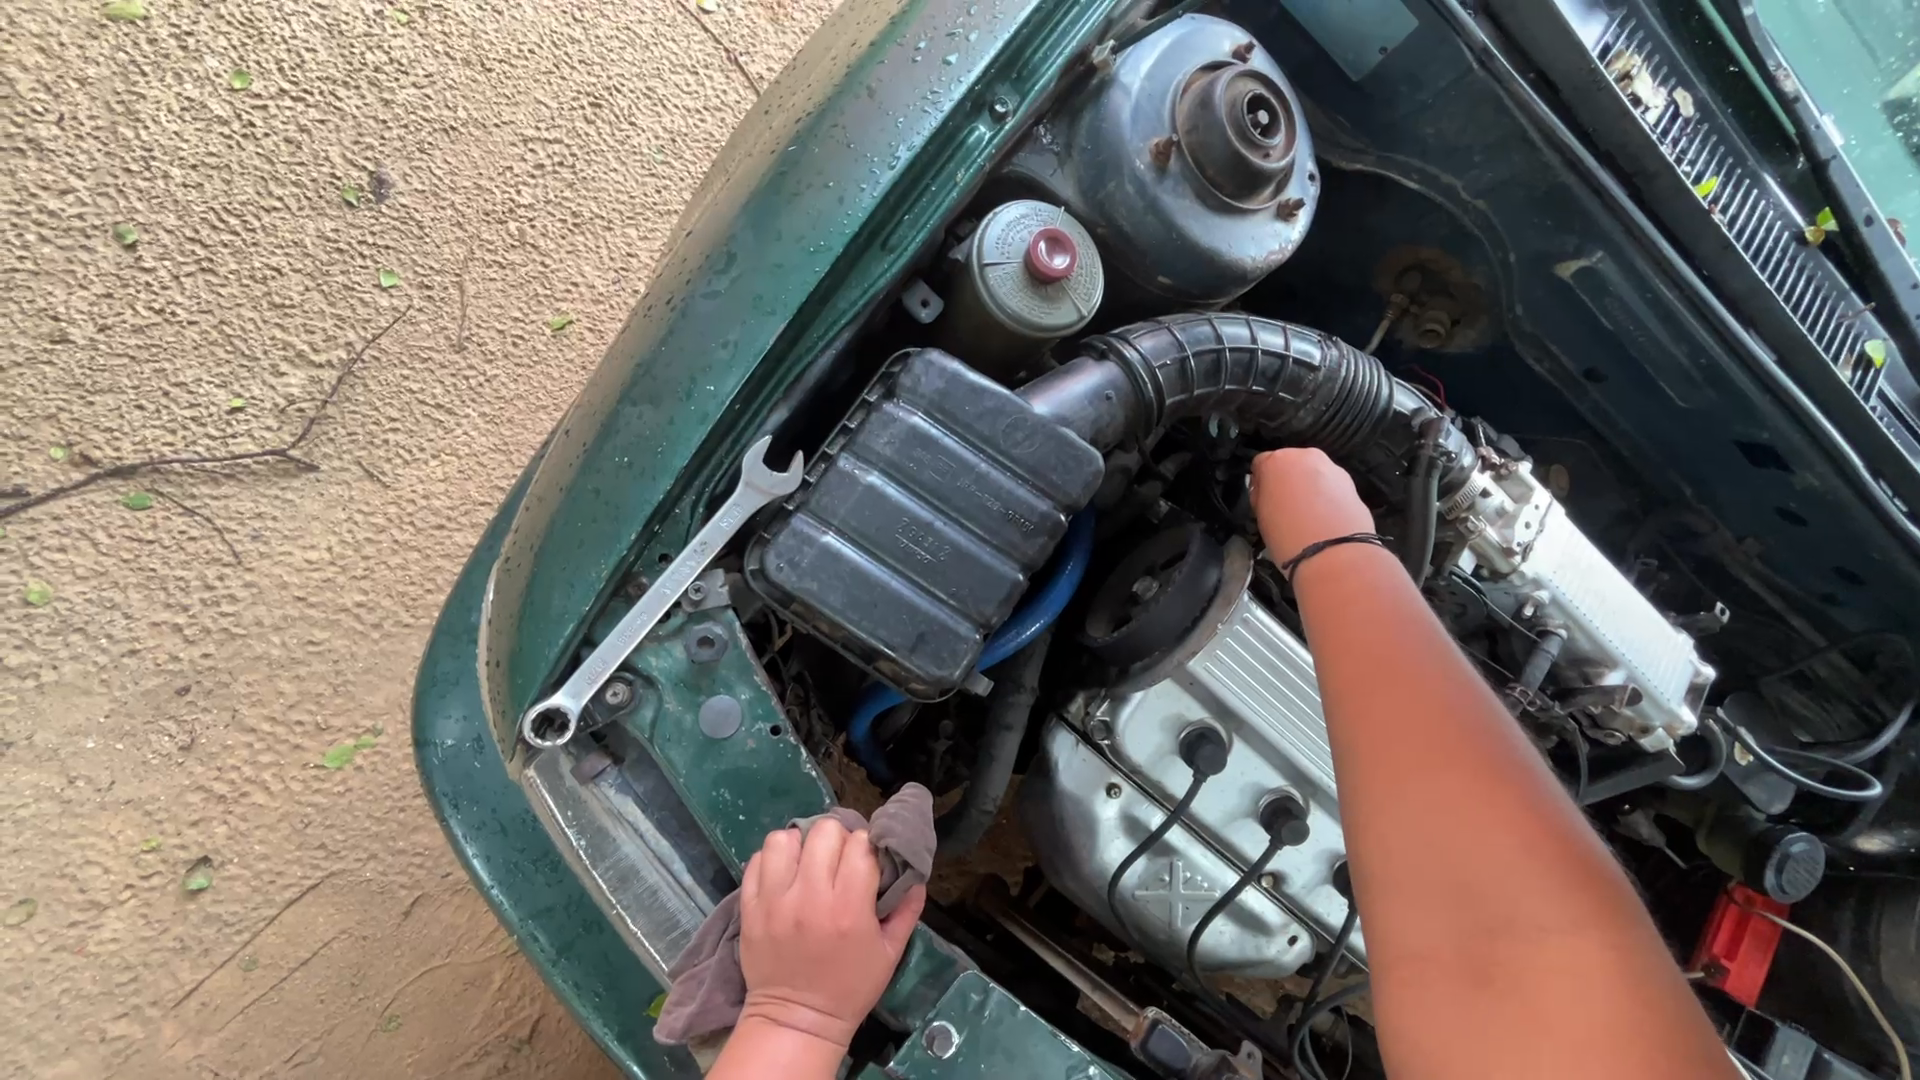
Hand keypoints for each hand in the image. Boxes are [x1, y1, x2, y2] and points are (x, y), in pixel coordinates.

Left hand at [737, 820, 925, 1049]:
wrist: (796, 1022)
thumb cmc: (849, 988)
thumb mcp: (890, 953)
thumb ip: (907, 909)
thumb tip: (917, 874)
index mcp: (848, 908)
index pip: (860, 844)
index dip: (867, 844)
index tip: (866, 858)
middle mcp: (810, 897)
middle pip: (824, 832)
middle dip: (837, 838)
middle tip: (838, 857)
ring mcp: (775, 901)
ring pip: (785, 840)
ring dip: (800, 844)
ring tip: (807, 861)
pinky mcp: (750, 908)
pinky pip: (757, 861)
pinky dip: (772, 860)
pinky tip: (785, 874)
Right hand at [1250, 448, 1376, 564]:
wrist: (1334, 553)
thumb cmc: (1286, 534)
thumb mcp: (1259, 514)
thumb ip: (1262, 494)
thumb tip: (1268, 492)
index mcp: (1276, 461)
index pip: (1260, 463)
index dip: (1259, 482)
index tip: (1262, 500)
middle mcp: (1305, 457)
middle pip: (1290, 464)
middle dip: (1286, 481)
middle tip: (1283, 508)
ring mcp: (1332, 468)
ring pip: (1313, 474)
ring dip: (1308, 488)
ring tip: (1307, 516)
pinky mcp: (1352, 483)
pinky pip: (1330, 486)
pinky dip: (1326, 497)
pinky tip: (1324, 519)